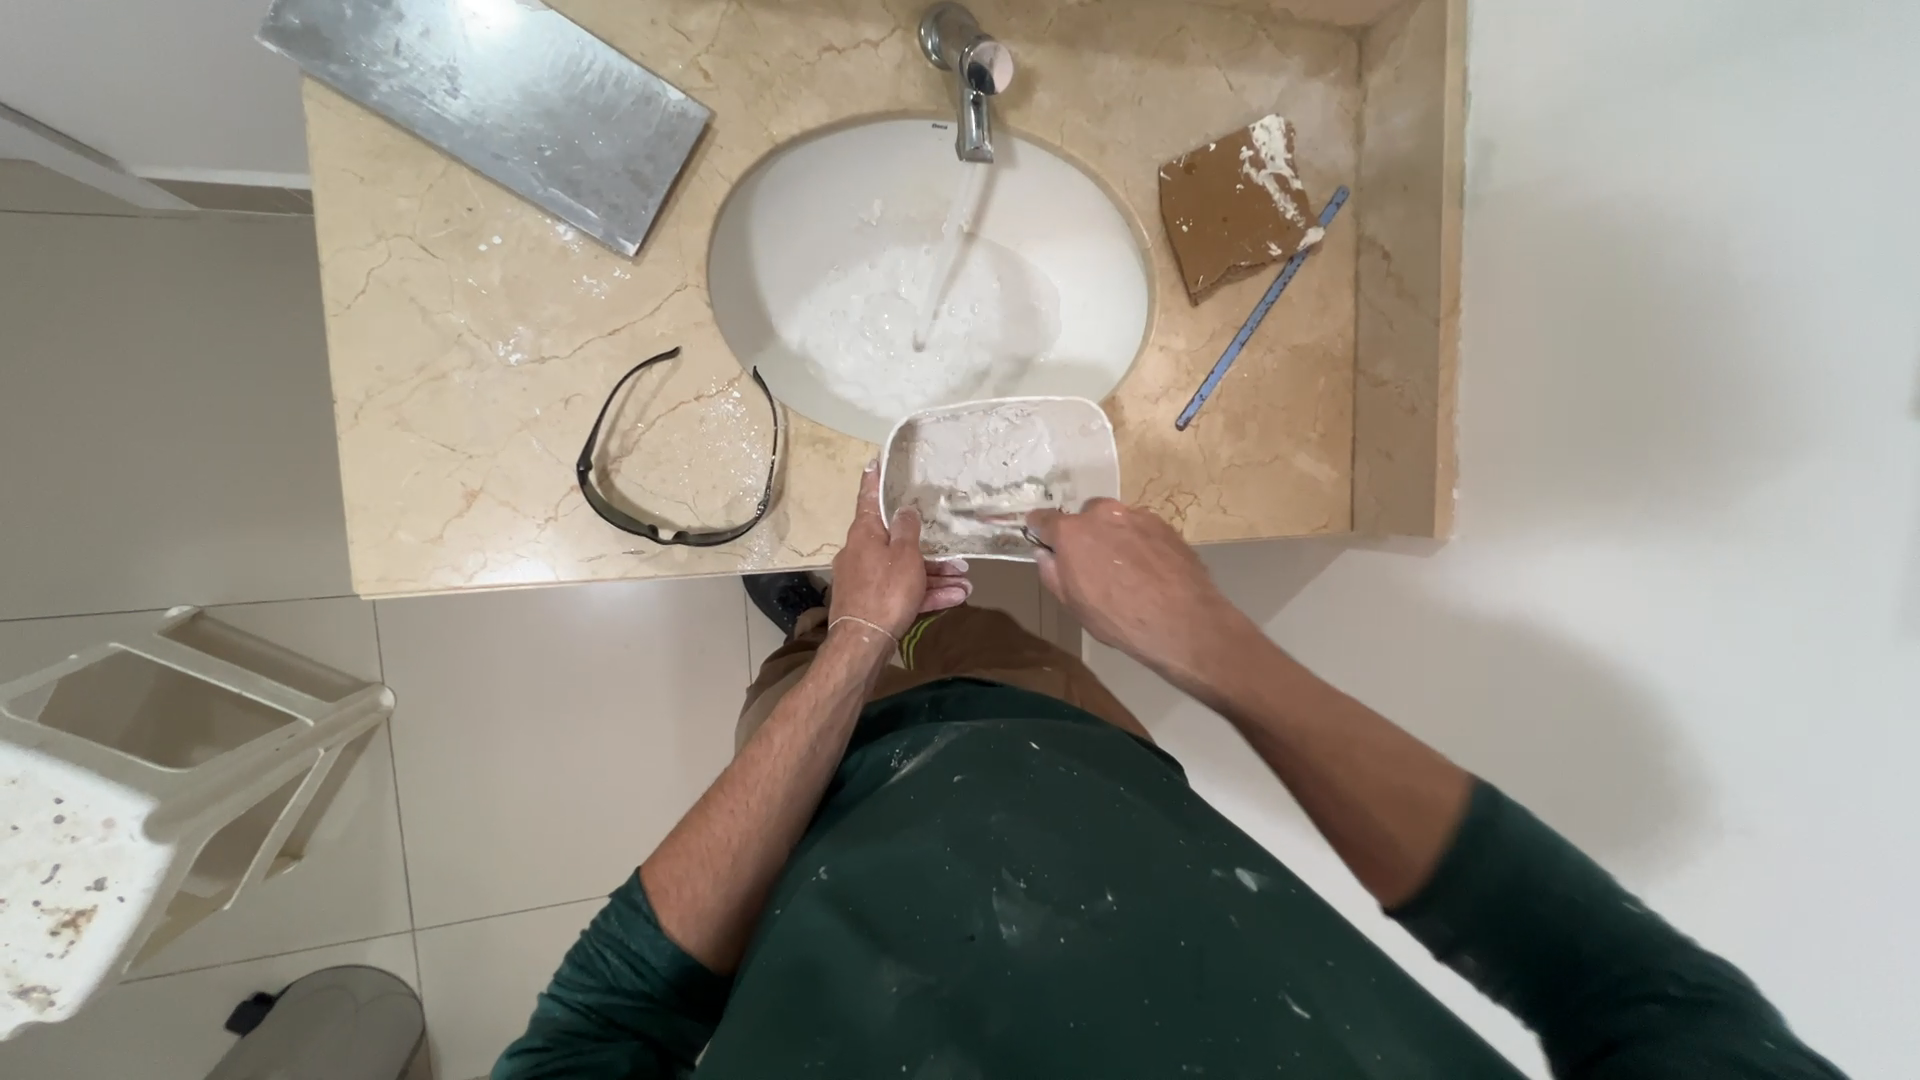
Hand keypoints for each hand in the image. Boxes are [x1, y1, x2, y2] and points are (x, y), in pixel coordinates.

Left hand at [829, 462, 970, 640]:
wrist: (865, 642)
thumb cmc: (885, 591)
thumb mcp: (905, 555)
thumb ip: (908, 529)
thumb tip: (904, 510)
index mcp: (864, 533)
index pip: (868, 498)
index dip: (874, 480)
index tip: (874, 463)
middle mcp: (861, 552)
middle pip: (897, 542)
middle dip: (930, 549)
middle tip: (957, 554)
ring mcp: (865, 579)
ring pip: (905, 570)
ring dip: (935, 575)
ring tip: (965, 581)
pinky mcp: (873, 603)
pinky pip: (903, 591)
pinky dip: (926, 593)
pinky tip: (955, 597)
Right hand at [1026, 499, 1253, 680]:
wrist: (1182, 621)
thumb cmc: (1117, 618)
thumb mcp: (1073, 604)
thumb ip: (1053, 573)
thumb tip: (1045, 554)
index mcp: (1072, 532)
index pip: (1044, 519)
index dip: (1040, 529)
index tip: (1041, 537)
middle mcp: (1103, 514)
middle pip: (1084, 516)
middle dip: (1084, 533)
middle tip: (1092, 562)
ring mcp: (1137, 516)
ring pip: (1115, 520)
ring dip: (1113, 536)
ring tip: (1126, 568)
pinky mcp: (1165, 524)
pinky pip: (1141, 528)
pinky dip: (1139, 542)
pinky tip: (1149, 568)